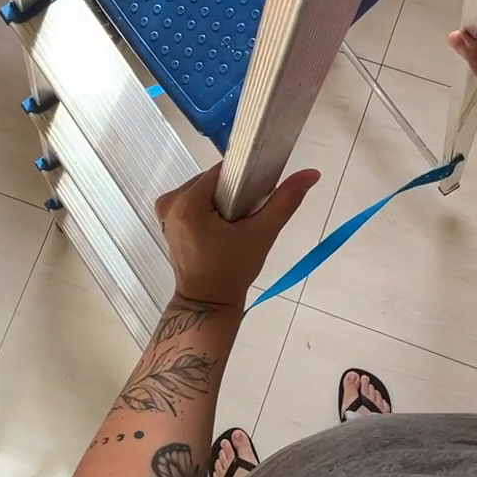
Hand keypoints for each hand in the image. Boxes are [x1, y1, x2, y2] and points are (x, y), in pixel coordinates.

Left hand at [154, 164, 319, 306]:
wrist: (207, 303)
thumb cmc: (232, 271)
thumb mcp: (262, 235)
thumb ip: (285, 201)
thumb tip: (311, 174)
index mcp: (187, 203)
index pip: (221, 172)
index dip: (244, 180)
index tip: (258, 197)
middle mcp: (170, 202)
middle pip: (211, 180)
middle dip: (232, 192)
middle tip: (247, 217)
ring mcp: (165, 211)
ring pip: (204, 189)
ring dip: (222, 200)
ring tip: (236, 224)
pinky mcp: (166, 220)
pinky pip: (194, 200)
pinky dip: (209, 208)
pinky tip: (222, 227)